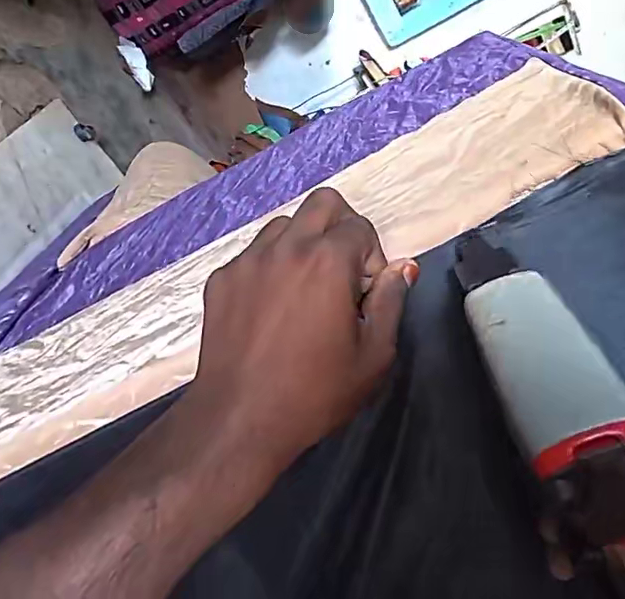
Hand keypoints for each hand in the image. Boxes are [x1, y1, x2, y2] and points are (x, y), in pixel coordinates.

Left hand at [182, 188, 417, 475]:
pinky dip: (271, 265)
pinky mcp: (223, 277)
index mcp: (328, 260)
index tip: (365, 295)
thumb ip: (392, 301)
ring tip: (306, 287)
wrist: (237, 422)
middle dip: (342, 226)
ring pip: (286, 224)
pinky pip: (254, 252)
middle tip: (344, 268)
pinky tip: (272, 307)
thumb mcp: (373, 355)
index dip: (372, 258)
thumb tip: (402, 267)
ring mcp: (249, 259)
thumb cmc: (313, 394)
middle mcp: (287, 247)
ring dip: (304, 243)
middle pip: (324, 202)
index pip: (361, 227)